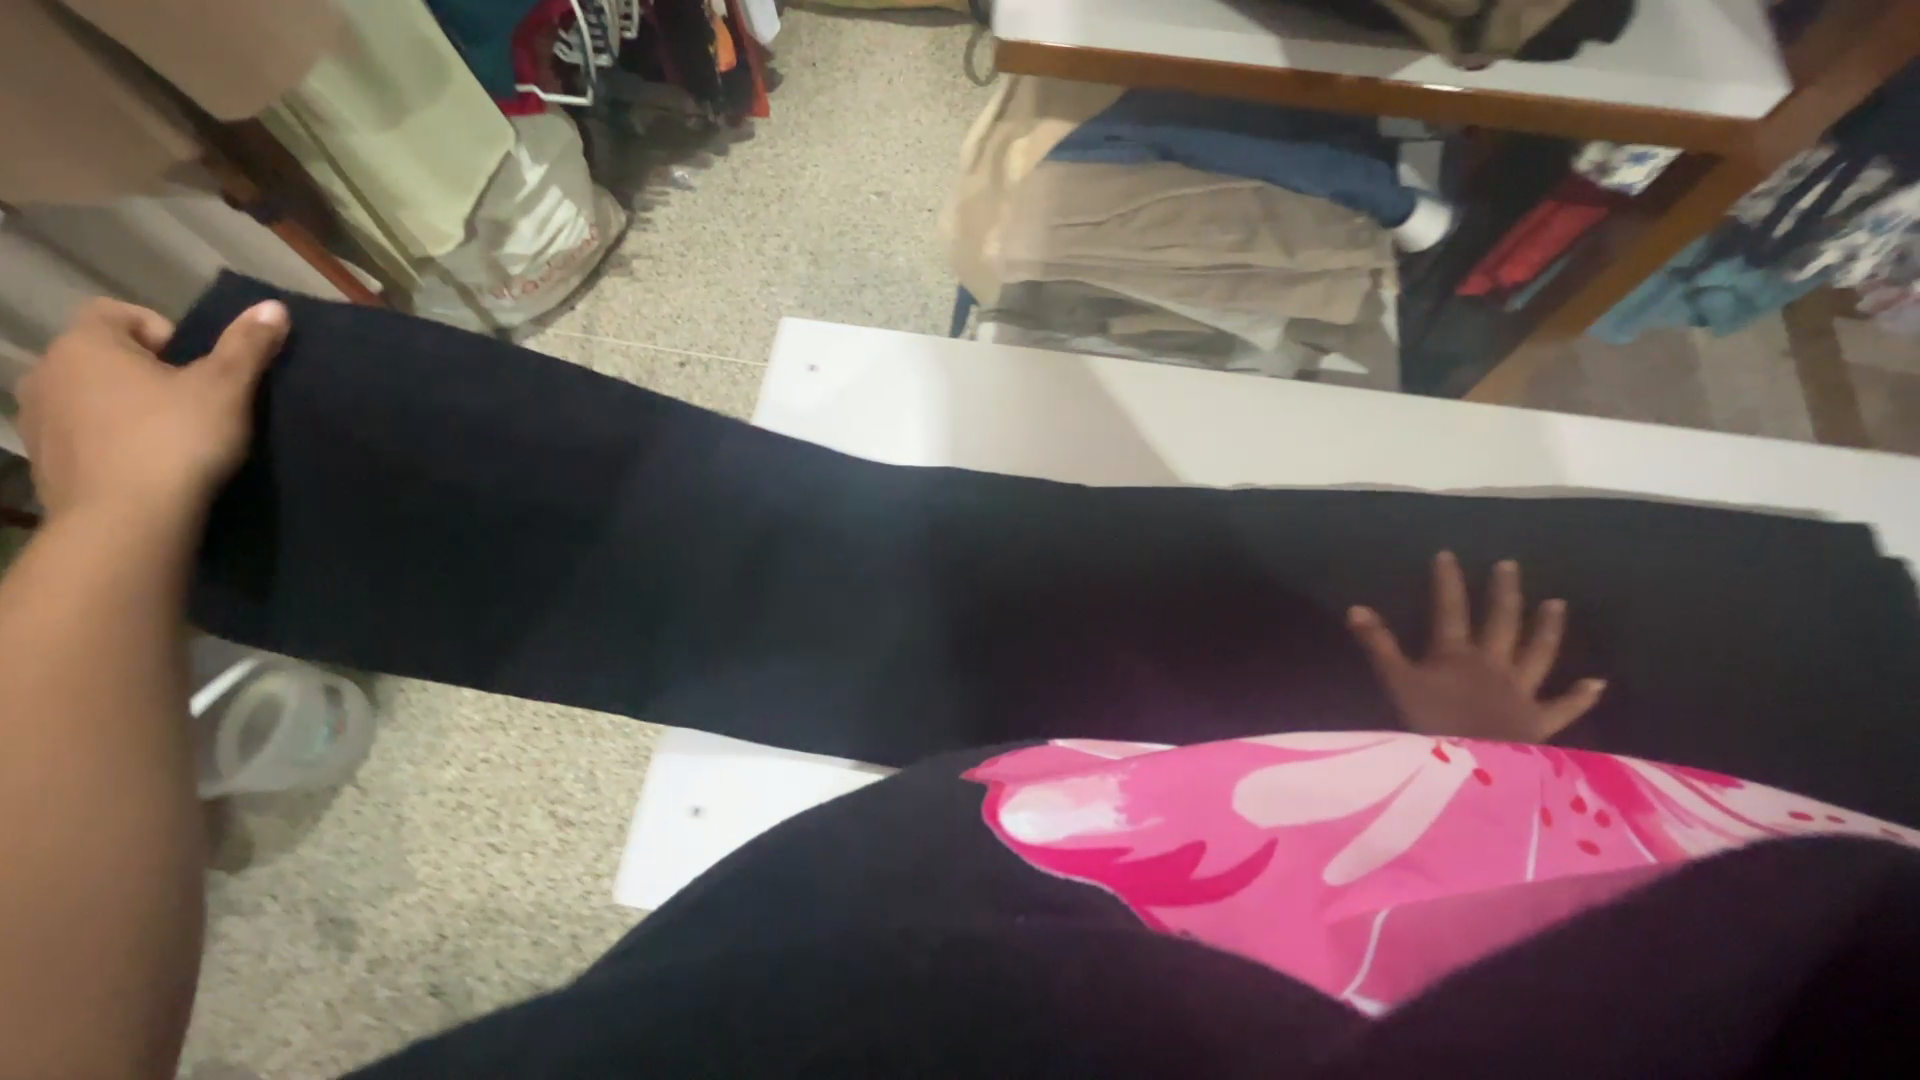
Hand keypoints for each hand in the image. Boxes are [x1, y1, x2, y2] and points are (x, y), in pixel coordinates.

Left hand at [18, 298, 287, 524]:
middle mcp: (46, 371)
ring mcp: (35, 417)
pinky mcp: (42, 458)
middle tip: (193, 405)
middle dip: (145, 373)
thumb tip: (273, 305)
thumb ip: (248, 345)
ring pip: (88, 395)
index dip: (162, 332)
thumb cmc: (177, 439)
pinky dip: (108, 440)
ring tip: (169, 438)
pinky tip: (144, 465)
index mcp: (86, 345)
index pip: (117, 312)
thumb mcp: (227, 388)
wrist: (127, 518)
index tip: (197, 368)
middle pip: (102, 356)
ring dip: (123, 407)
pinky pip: (79, 434)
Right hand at [1346, 551, 1605, 742]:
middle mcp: (1493, 664)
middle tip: (1510, 565)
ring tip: (1557, 603)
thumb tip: (1355, 607)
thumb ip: (1379, 645)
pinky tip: (1597, 683)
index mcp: (1456, 654)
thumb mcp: (1396, 682)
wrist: (1475, 766)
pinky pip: (1562, 707)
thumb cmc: (1430, 723)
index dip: (1447, 582)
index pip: (1450, 609)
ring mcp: (1521, 691)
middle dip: (1503, 592)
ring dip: (1547, 628)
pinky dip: (1580, 696)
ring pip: (1537, 653)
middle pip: (1501, 622)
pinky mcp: (1539, 722)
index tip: (1448, 555)